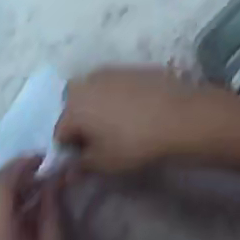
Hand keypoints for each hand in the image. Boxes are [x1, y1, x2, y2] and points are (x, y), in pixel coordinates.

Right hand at [55, 68, 225, 174]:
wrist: (179, 115)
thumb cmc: (134, 143)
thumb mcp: (103, 163)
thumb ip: (80, 166)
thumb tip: (66, 171)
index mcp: (73, 105)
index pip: (60, 133)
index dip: (70, 150)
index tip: (86, 161)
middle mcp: (87, 82)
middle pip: (74, 106)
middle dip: (81, 123)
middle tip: (101, 142)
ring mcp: (111, 70)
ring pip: (95, 92)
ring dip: (99, 108)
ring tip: (119, 127)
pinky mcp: (133, 68)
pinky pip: (115, 85)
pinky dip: (118, 97)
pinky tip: (136, 112)